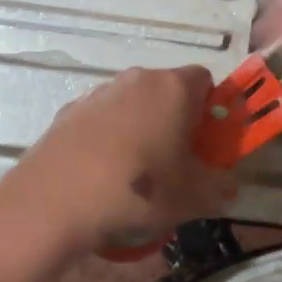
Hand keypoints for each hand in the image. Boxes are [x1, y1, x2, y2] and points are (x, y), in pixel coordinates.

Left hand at [0, 67, 234, 251]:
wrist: (52, 204)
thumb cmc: (137, 191)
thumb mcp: (190, 198)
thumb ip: (217, 187)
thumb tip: (228, 186)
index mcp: (175, 88)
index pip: (206, 80)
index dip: (209, 110)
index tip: (204, 143)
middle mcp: (139, 78)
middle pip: (168, 90)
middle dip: (175, 118)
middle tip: (174, 161)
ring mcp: (101, 92)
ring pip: (133, 102)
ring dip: (140, 126)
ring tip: (133, 172)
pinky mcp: (69, 110)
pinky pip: (102, 117)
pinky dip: (107, 137)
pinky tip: (101, 174)